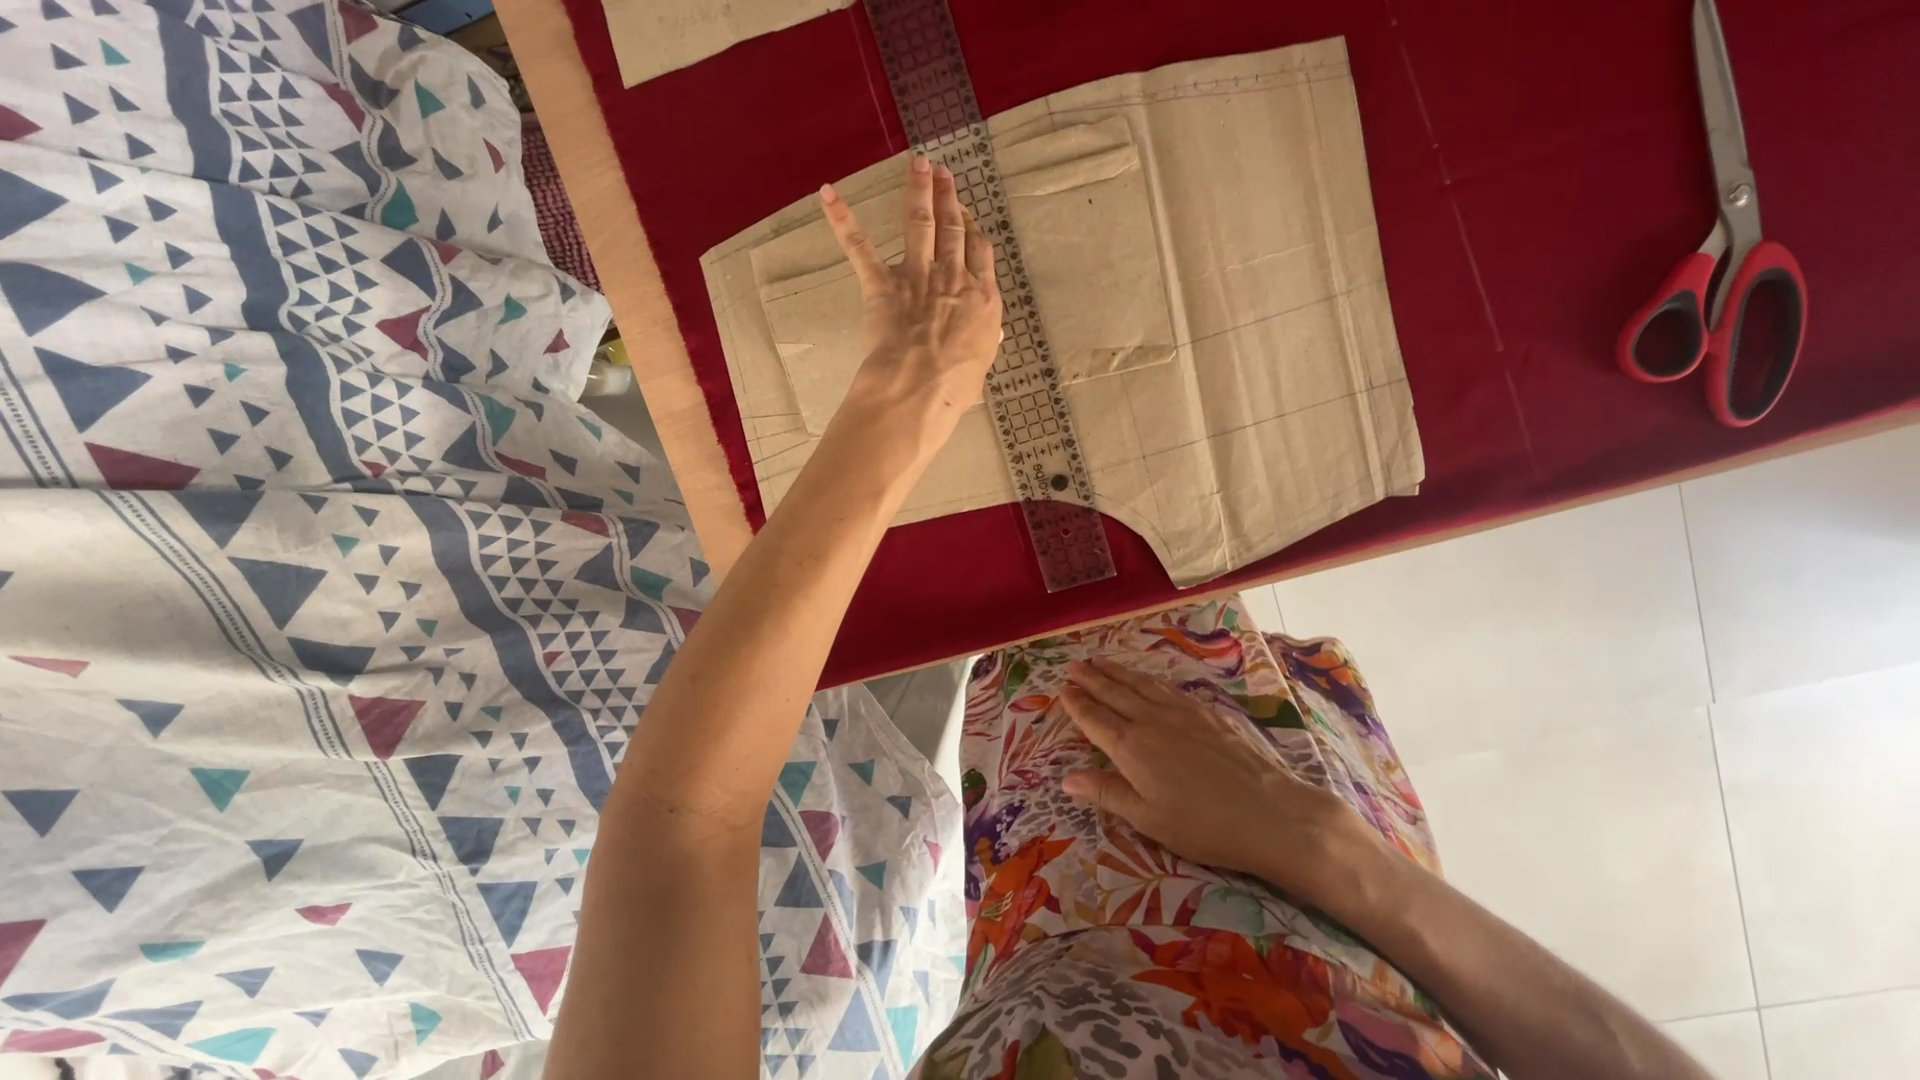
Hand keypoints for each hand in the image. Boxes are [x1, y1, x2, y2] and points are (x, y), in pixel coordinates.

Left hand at [821, 155, 1002, 453]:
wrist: (921, 386)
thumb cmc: (955, 385)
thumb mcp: (982, 362)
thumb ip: (982, 340)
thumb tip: (985, 334)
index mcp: (981, 297)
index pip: (979, 250)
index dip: (972, 226)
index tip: (966, 211)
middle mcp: (952, 276)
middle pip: (953, 228)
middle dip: (948, 196)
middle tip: (942, 172)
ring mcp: (916, 276)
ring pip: (919, 223)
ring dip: (918, 190)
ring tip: (919, 164)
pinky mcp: (881, 284)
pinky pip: (859, 247)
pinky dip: (841, 219)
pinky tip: (828, 194)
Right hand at [1060, 657, 1391, 904]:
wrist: (1269, 812)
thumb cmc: (1203, 825)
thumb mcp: (1147, 819)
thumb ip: (1106, 793)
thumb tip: (1066, 777)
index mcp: (1131, 747)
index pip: (1095, 719)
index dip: (1077, 704)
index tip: (1062, 689)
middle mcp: (1152, 721)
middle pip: (1115, 693)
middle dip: (1092, 679)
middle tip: (1073, 665)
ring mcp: (1183, 712)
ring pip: (1142, 684)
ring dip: (1118, 672)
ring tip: (1101, 661)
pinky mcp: (1209, 713)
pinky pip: (1168, 688)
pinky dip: (1149, 679)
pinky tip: (1148, 680)